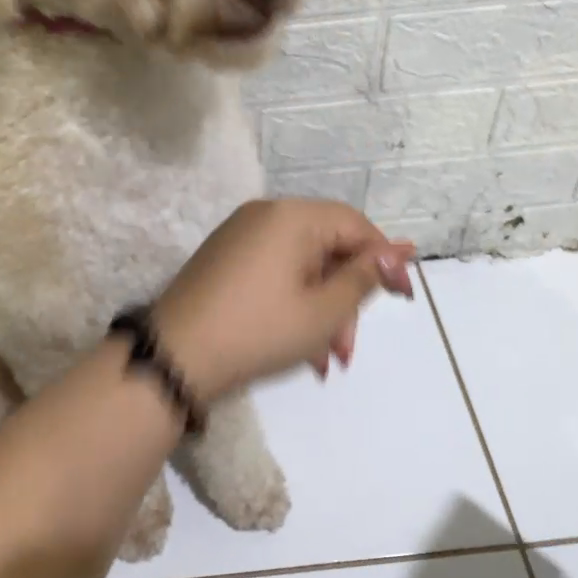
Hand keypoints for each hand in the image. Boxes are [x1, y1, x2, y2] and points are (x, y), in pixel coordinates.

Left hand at [153, 198, 414, 401]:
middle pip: (327, 248)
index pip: (355, 225)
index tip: (403, 298)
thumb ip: (363, 277)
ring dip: (321, 311)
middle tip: (348, 350)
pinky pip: (274, 274)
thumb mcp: (322, 311)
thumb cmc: (259, 330)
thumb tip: (398, 250)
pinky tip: (300, 350)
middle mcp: (265, 215)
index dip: (384, 260)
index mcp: (292, 216)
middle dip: (345, 300)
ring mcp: (240, 236)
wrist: (175, 355)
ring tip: (325, 362)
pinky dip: (293, 305)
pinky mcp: (224, 260)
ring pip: (302, 267)